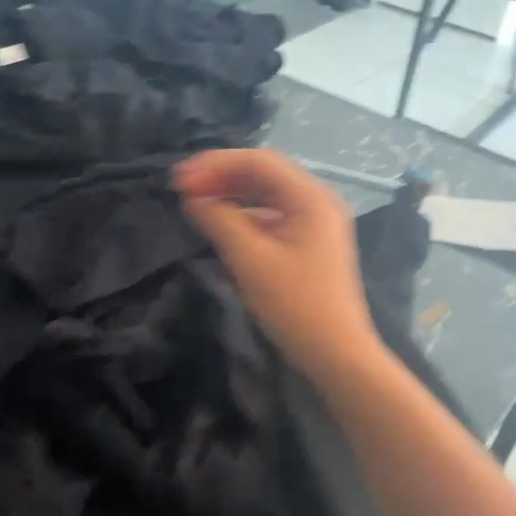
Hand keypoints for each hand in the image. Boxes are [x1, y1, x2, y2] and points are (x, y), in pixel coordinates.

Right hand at [175, 149, 382, 379]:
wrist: (336, 355)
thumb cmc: (295, 306)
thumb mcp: (251, 261)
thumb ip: (220, 221)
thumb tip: (194, 199)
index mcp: (311, 198)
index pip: (259, 161)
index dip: (215, 164)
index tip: (179, 180)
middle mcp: (317, 202)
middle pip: (263, 176)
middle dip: (221, 179)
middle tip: (182, 190)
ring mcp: (315, 225)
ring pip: (266, 198)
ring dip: (231, 198)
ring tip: (196, 208)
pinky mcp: (309, 246)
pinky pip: (272, 220)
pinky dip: (244, 220)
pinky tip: (221, 232)